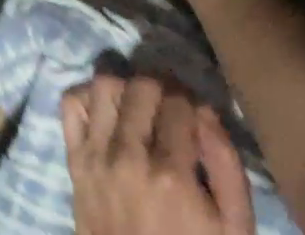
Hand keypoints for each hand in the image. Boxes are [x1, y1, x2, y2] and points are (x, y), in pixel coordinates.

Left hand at [62, 75, 254, 234]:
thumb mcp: (233, 226)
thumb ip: (226, 163)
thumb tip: (205, 110)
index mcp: (171, 174)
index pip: (179, 100)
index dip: (191, 99)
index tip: (195, 113)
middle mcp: (128, 157)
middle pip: (142, 85)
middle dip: (162, 88)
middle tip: (170, 108)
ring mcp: (95, 158)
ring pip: (105, 86)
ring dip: (126, 88)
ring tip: (140, 108)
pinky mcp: (74, 163)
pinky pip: (71, 105)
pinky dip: (88, 97)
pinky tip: (109, 113)